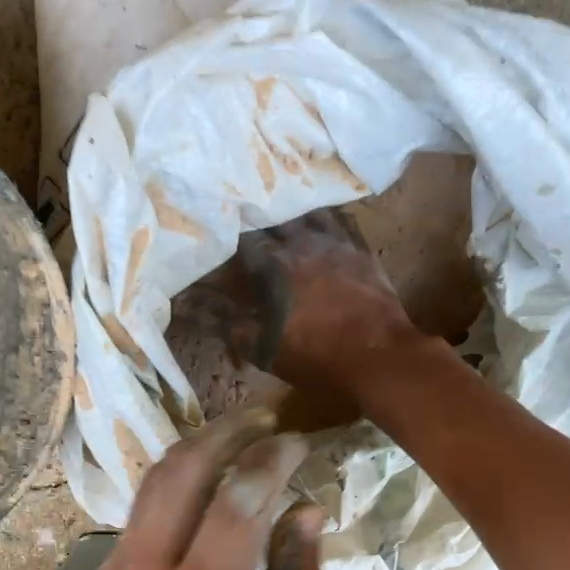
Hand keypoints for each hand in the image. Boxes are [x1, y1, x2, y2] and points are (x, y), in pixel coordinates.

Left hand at [74, 407, 324, 569]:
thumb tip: (307, 512)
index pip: (236, 501)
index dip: (270, 461)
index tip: (298, 440)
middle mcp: (148, 569)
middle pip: (182, 471)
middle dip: (226, 431)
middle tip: (266, 415)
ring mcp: (117, 567)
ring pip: (154, 481)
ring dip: (197, 447)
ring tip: (238, 430)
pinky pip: (143, 507)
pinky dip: (177, 479)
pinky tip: (205, 476)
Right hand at [204, 210, 419, 430]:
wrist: (380, 357)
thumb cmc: (316, 357)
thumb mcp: (262, 348)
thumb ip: (224, 322)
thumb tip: (188, 304)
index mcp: (270, 265)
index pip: (237, 241)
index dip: (222, 238)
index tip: (211, 237)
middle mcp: (299, 243)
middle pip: (269, 219)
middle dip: (252, 218)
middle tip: (239, 218)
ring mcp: (333, 243)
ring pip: (302, 213)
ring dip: (285, 213)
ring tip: (274, 211)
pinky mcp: (359, 250)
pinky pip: (336, 222)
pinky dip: (319, 218)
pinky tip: (314, 219)